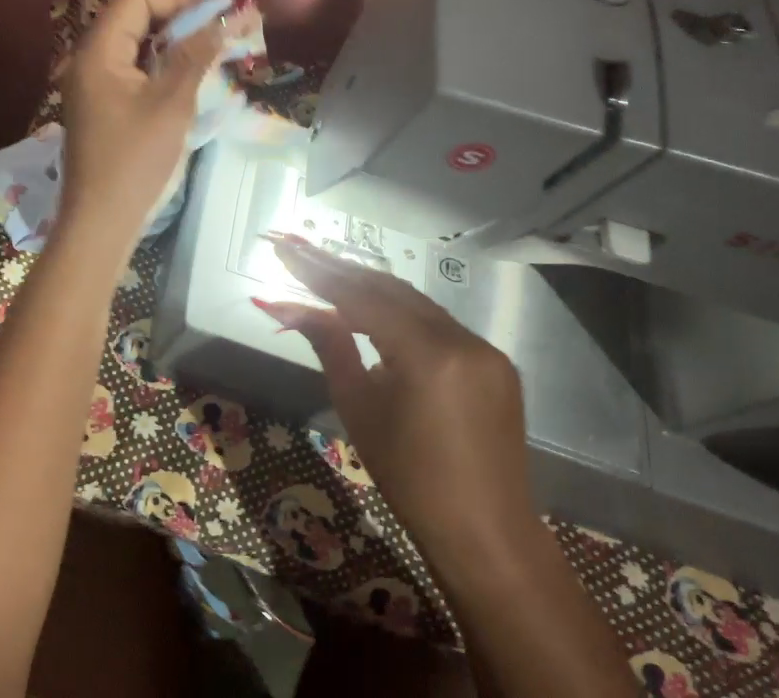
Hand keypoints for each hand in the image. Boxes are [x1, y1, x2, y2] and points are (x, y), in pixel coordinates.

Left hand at [58, 0, 227, 245]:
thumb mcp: (172, 104)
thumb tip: (228, 16)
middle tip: (221, 38)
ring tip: (211, 59)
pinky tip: (187, 83)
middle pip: (134, 16)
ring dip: (172, 44)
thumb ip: (197, 54)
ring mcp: (89, 84)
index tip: (218, 18)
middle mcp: (86, 60)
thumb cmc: (135, 161)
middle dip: (180, 19)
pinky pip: (130, 70)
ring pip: (134, 44)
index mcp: (96, 51)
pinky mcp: (98, 105)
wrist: (100, 220)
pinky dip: (158, 68)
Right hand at [254, 236, 535, 564]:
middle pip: (391, 290)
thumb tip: (290, 306)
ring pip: (416, 303)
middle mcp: (463, 339)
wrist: (483, 528)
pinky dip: (400, 313)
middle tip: (298, 251)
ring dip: (370, 289)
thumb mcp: (357, 406)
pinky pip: (438, 324)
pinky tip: (371, 311)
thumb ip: (329, 345)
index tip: (283, 249)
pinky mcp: (495, 364)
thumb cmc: (407, 474)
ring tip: (325, 273)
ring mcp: (486, 349)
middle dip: (342, 270)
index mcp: (427, 353)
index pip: (361, 297)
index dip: (317, 272)